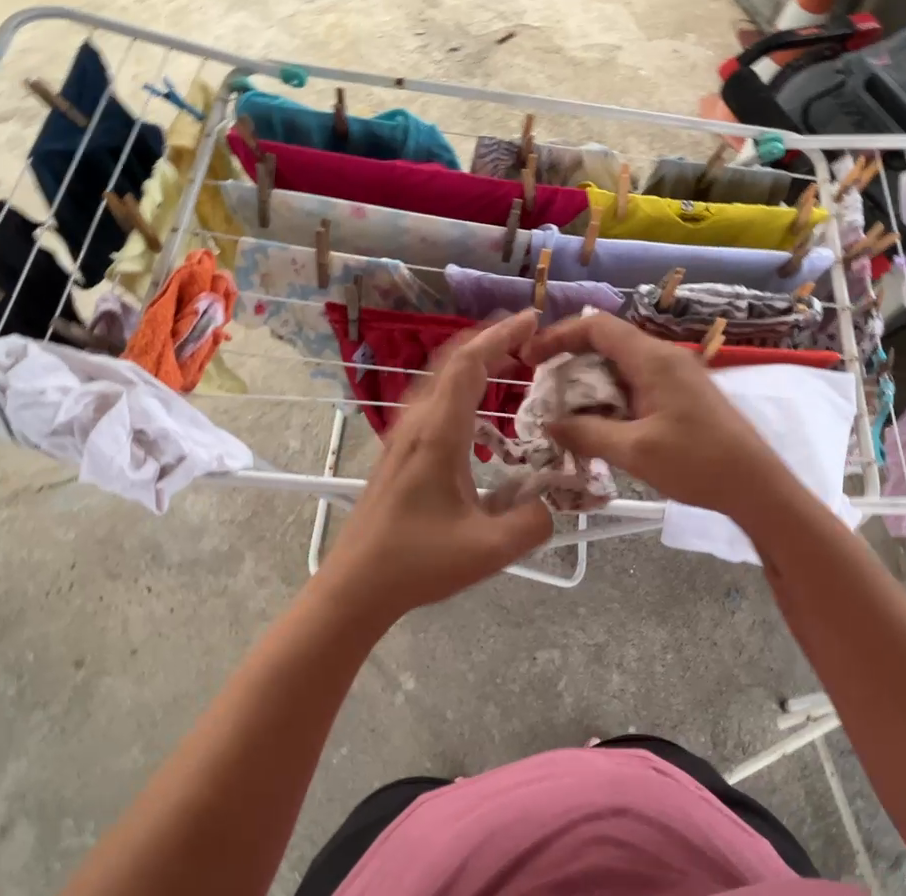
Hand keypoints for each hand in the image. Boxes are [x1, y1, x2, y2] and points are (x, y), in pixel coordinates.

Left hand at [320, 310, 552, 619]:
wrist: (355, 585)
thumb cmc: (417, 563)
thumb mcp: (489, 549)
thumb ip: (533, 522)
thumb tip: (550, 504)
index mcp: (438, 435)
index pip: (470, 365)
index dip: (501, 336)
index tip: (532, 319)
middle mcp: (417, 425)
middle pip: (452, 362)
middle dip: (491, 340)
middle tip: (529, 335)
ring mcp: (403, 437)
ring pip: (439, 379)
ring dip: (474, 361)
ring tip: (510, 361)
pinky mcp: (399, 453)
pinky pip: (433, 400)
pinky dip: (461, 386)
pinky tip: (478, 409)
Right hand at [521, 312, 789, 512]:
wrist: (756, 484)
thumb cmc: (697, 463)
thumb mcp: (634, 452)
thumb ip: (587, 434)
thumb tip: (550, 426)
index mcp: (652, 359)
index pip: (596, 326)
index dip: (558, 336)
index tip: (529, 359)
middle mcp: (664, 356)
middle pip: (607, 342)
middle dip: (570, 362)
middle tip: (543, 392)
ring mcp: (677, 374)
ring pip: (621, 364)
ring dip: (590, 383)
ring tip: (565, 412)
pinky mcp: (683, 393)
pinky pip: (637, 382)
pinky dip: (611, 396)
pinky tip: (601, 424)